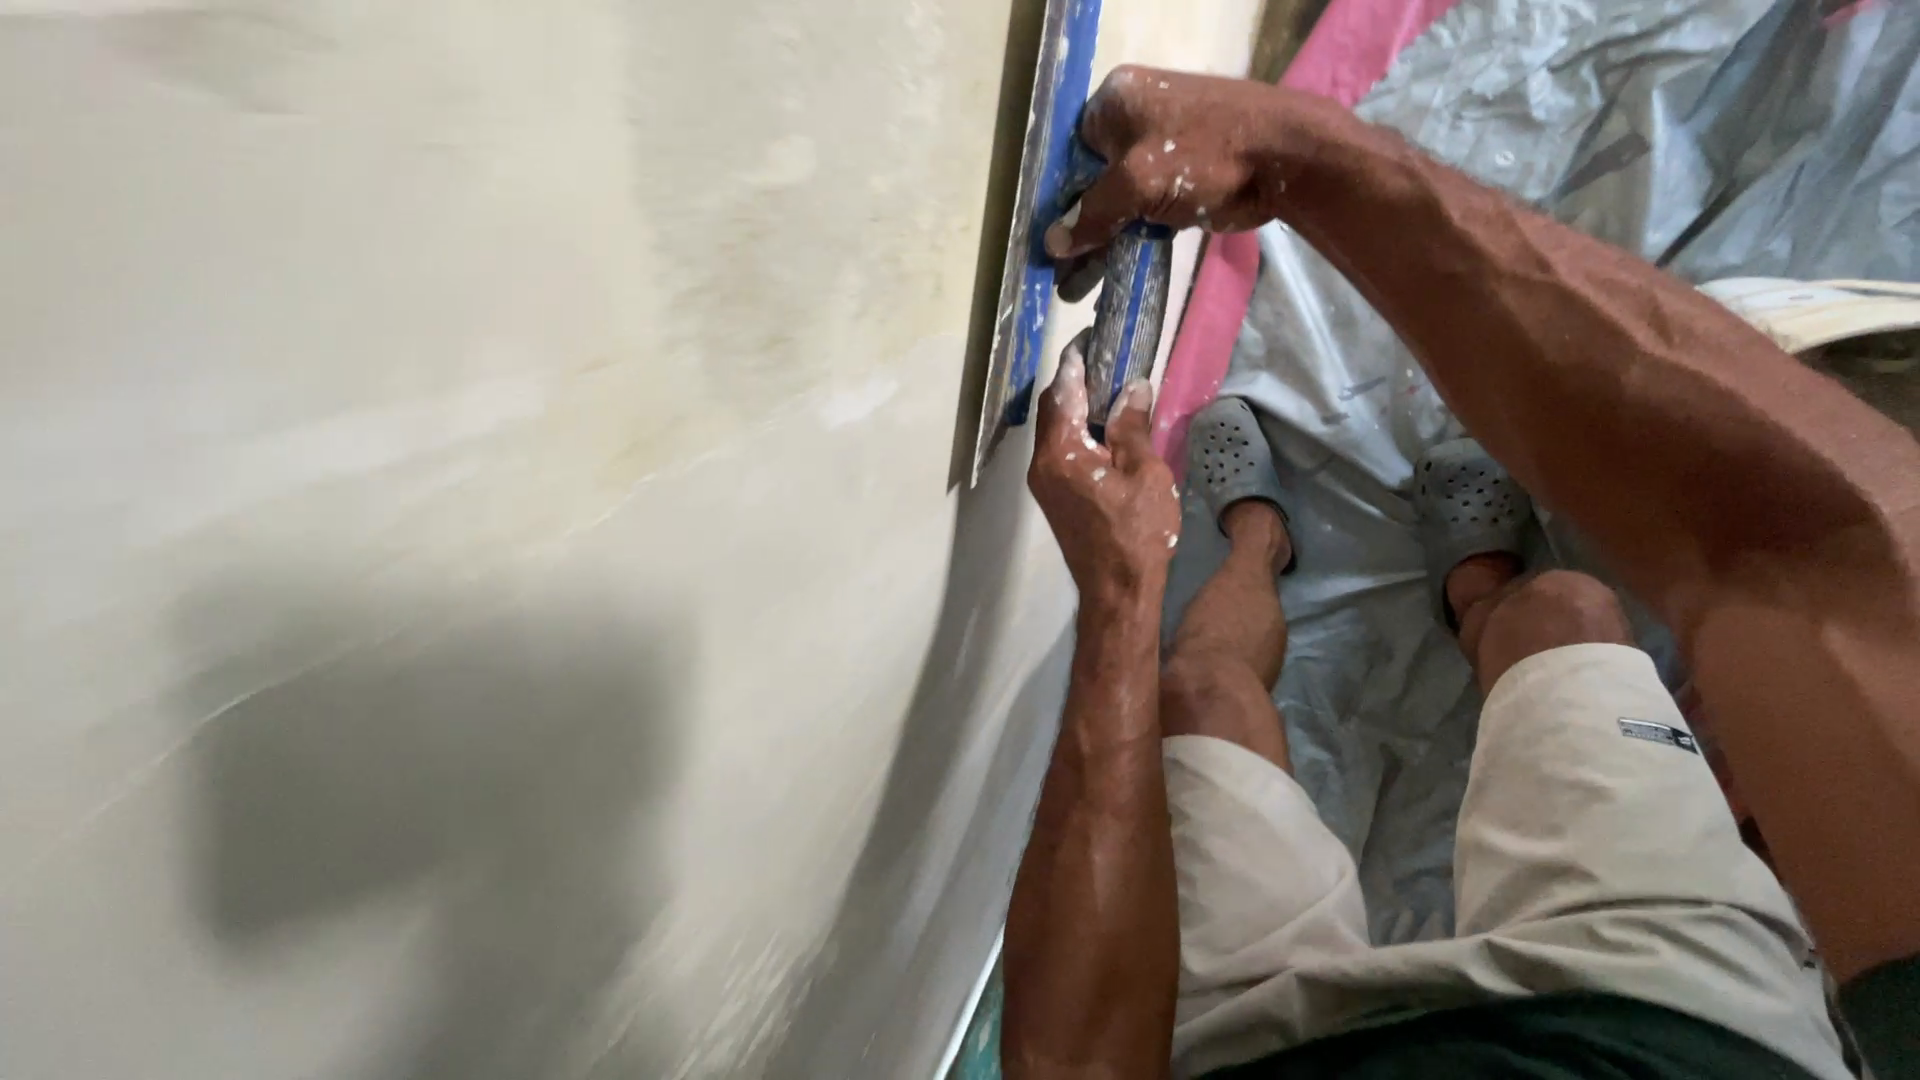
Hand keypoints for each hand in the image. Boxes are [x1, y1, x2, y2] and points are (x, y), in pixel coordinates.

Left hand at [1028, 332, 1181, 603]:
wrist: (1116, 591)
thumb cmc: (1137, 532)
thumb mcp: (1144, 472)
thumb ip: (1132, 426)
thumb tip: (1133, 387)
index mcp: (1061, 451)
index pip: (1063, 391)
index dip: (1075, 361)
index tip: (1089, 338)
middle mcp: (1042, 463)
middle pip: (1052, 410)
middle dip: (1073, 382)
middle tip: (1104, 362)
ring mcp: (1044, 483)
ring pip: (1054, 432)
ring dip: (1076, 408)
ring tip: (1109, 391)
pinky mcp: (1054, 497)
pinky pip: (1060, 451)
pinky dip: (1077, 433)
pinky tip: (1104, 430)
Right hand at [1045, 66, 1338, 264]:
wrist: (1283, 159)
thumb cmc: (1206, 156)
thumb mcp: (1137, 181)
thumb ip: (1092, 213)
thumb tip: (1052, 245)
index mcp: (1115, 102)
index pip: (1069, 155)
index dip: (1054, 202)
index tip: (1045, 245)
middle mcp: (1131, 121)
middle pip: (1087, 183)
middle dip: (1073, 231)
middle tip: (1057, 276)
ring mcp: (1156, 153)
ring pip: (1112, 204)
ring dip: (1095, 245)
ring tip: (1073, 288)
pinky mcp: (1175, 182)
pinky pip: (1137, 215)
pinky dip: (1121, 243)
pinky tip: (1102, 275)